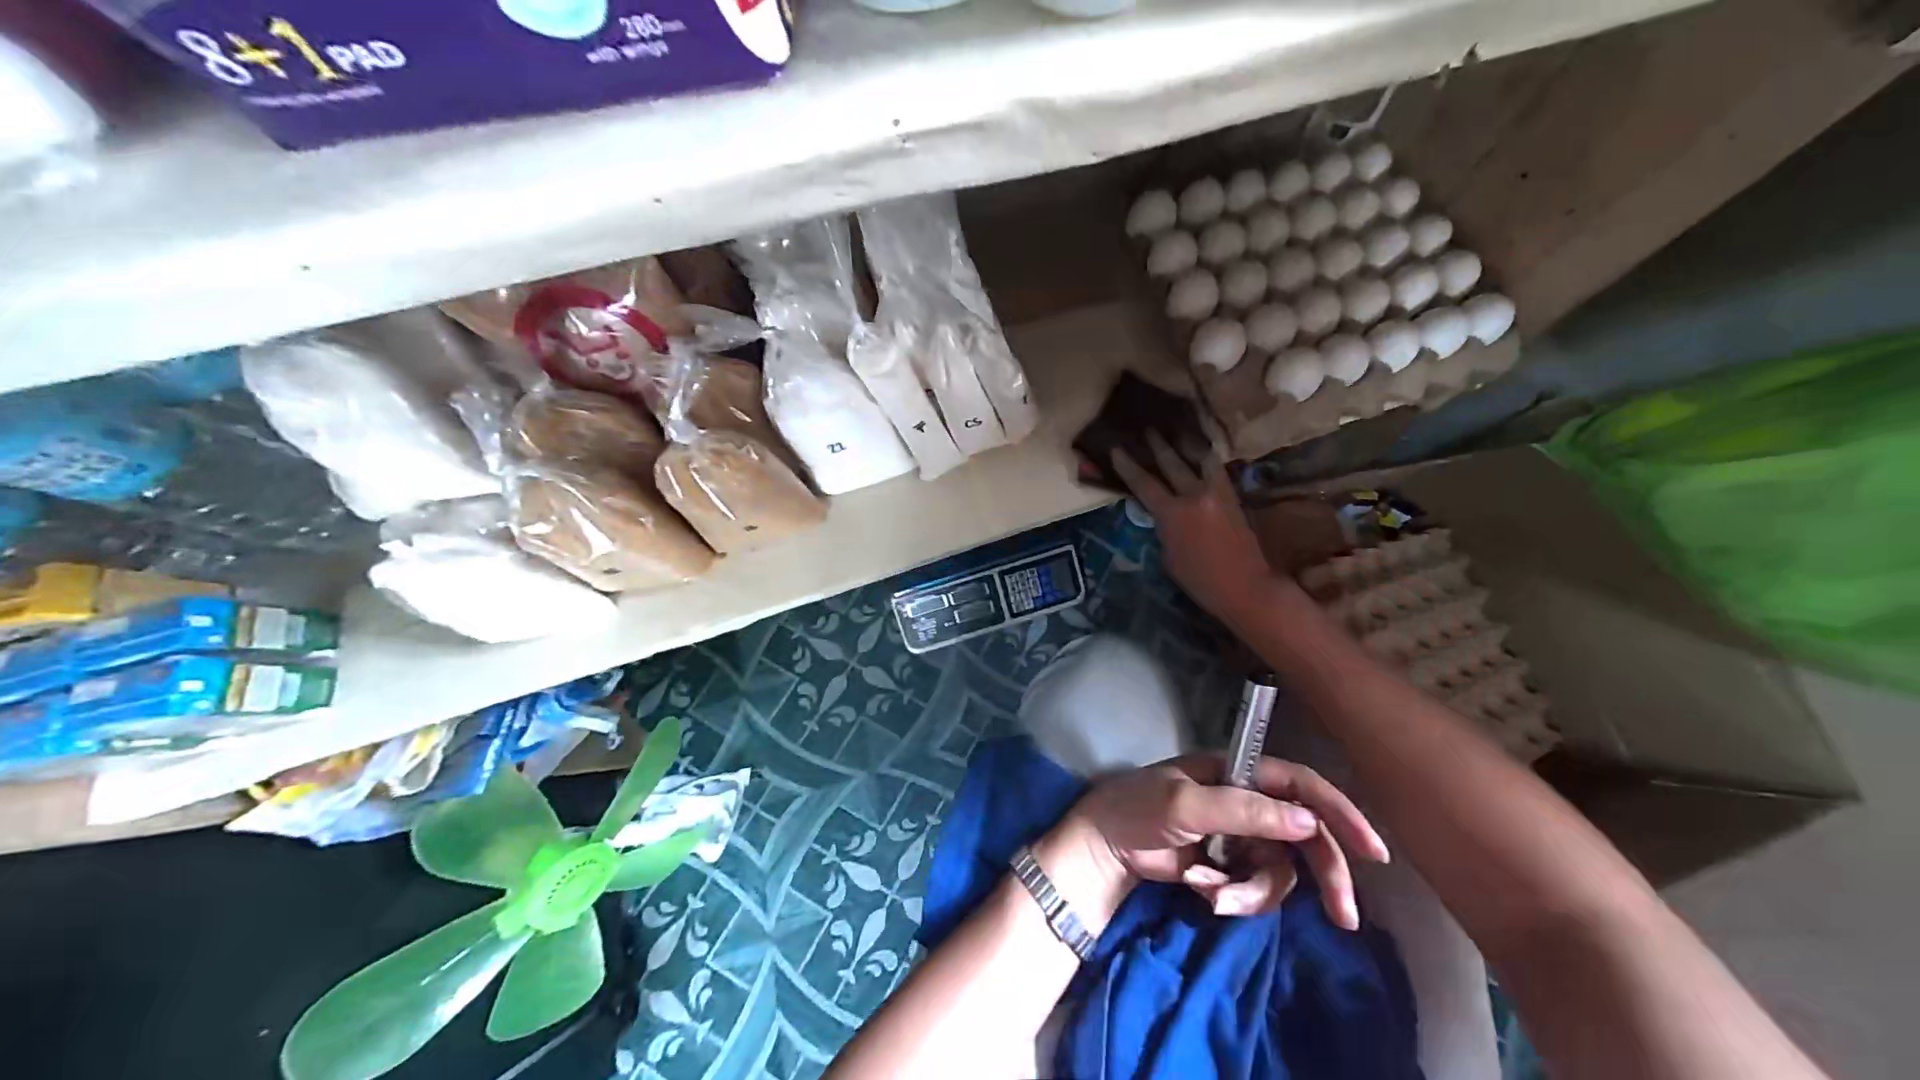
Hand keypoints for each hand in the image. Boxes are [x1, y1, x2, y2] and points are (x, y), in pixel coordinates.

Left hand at [1045, 754, 1388, 930]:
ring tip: (1211, 894)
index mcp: (1238, 773)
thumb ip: (1243, 811)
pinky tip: (1199, 890)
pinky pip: (1254, 890)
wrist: (1104, 847)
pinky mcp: (1229, 867)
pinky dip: (1231, 896)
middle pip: (1304, 837)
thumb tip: (1306, 822)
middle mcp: (1247, 803)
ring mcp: (1240, 837)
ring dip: (1251, 892)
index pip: (1300, 786)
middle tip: (1342, 916)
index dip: (1338, 812)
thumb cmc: (1138, 808)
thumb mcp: (1185, 805)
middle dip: (1324, 875)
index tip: (1372, 851)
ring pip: (1280, 872)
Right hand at [1108, 432, 1290, 628]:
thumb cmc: (1200, 580)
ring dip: (1187, 444)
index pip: (1144, 484)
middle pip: (1172, 463)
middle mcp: (1195, 495)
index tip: (1116, 448)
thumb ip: (1163, 528)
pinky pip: (1217, 469)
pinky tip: (1203, 453)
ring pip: (1200, 459)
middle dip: (1157, 445)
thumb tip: (1163, 513)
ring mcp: (1217, 493)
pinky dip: (1207, 458)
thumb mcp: (1168, 556)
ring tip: (1179, 431)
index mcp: (1173, 514)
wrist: (1246, 586)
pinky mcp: (1233, 497)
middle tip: (1148, 429)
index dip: (1127, 466)